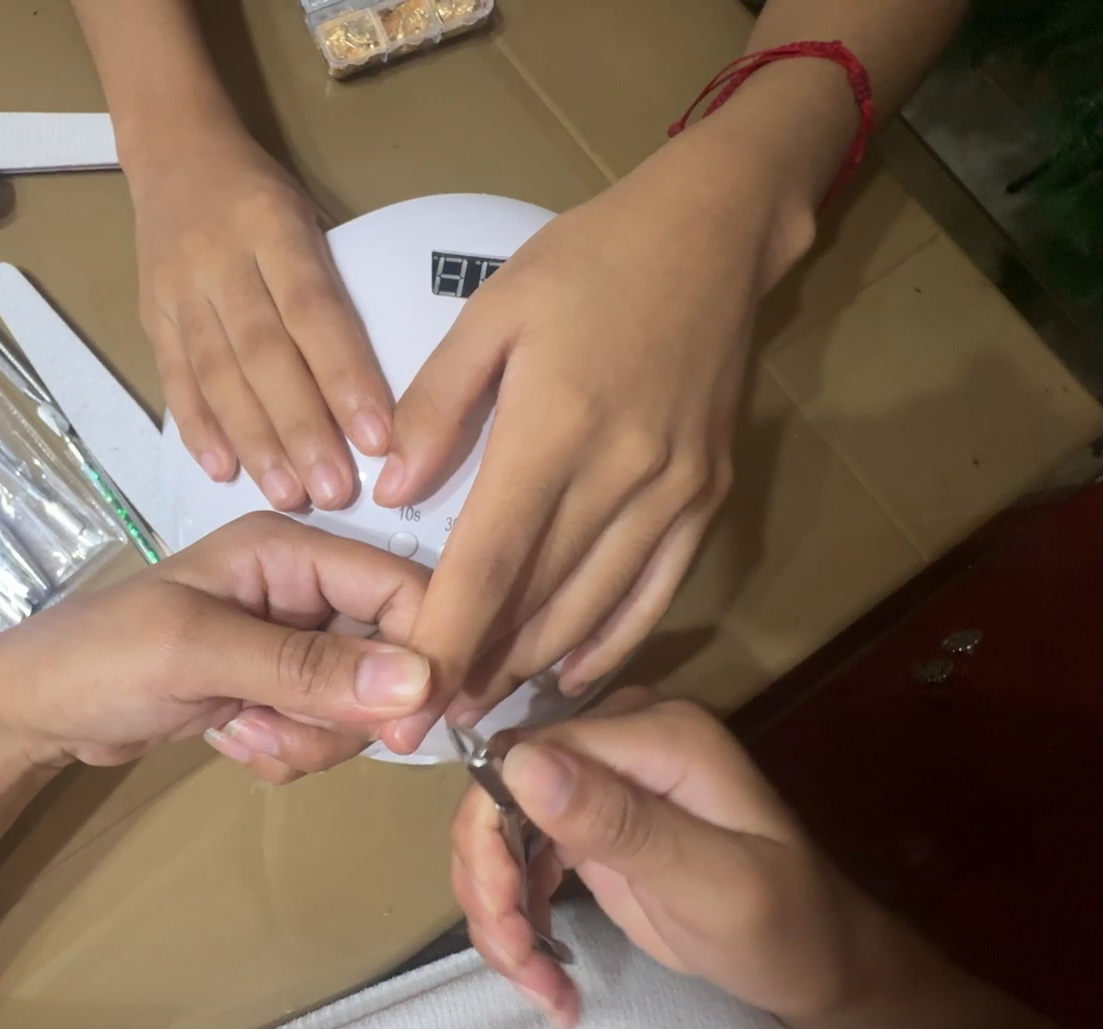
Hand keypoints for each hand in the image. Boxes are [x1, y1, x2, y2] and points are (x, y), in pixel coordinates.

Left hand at [0, 513, 433, 781]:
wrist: (41, 711)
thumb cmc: (103, 658)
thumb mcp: (196, 652)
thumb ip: (304, 667)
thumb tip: (419, 683)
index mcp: (290, 551)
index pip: (399, 587)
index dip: (422, 652)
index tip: (409, 726)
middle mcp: (302, 590)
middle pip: (388, 655)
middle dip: (344, 711)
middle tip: (282, 730)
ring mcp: (291, 643)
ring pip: (358, 704)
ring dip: (309, 736)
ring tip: (242, 732)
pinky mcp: (278, 688)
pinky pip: (324, 729)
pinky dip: (289, 748)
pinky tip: (233, 737)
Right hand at [129, 128, 389, 510]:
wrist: (171, 153)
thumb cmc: (258, 194)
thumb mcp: (307, 215)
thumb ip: (325, 290)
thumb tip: (358, 387)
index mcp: (274, 227)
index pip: (314, 313)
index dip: (345, 378)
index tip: (377, 439)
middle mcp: (221, 262)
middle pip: (263, 355)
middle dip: (300, 428)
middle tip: (332, 490)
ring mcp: (178, 293)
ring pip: (218, 375)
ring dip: (253, 441)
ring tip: (286, 493)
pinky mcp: (151, 317)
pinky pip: (174, 378)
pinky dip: (197, 427)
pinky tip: (222, 470)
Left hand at [372, 125, 815, 750]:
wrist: (711, 232)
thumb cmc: (583, 266)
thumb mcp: (488, 317)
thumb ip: (434, 409)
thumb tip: (391, 492)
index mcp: (552, 435)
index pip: (484, 566)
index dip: (442, 641)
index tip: (405, 701)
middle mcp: (618, 480)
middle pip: (533, 602)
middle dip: (475, 670)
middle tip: (426, 723)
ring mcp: (673, 495)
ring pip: (589, 608)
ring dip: (530, 664)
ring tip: (479, 705)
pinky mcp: (706, 497)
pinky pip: (654, 591)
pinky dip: (611, 641)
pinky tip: (571, 674)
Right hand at [451, 690, 873, 1028]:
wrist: (813, 959)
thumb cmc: (786, 927)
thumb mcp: (716, 883)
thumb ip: (621, 821)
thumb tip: (517, 762)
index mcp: (651, 732)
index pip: (530, 753)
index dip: (496, 826)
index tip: (507, 915)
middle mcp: (611, 736)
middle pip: (500, 787)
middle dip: (490, 877)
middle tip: (518, 961)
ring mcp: (591, 774)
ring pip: (494, 820)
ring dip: (496, 902)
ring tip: (535, 979)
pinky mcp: (576, 812)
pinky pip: (514, 844)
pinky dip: (511, 906)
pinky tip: (536, 961)